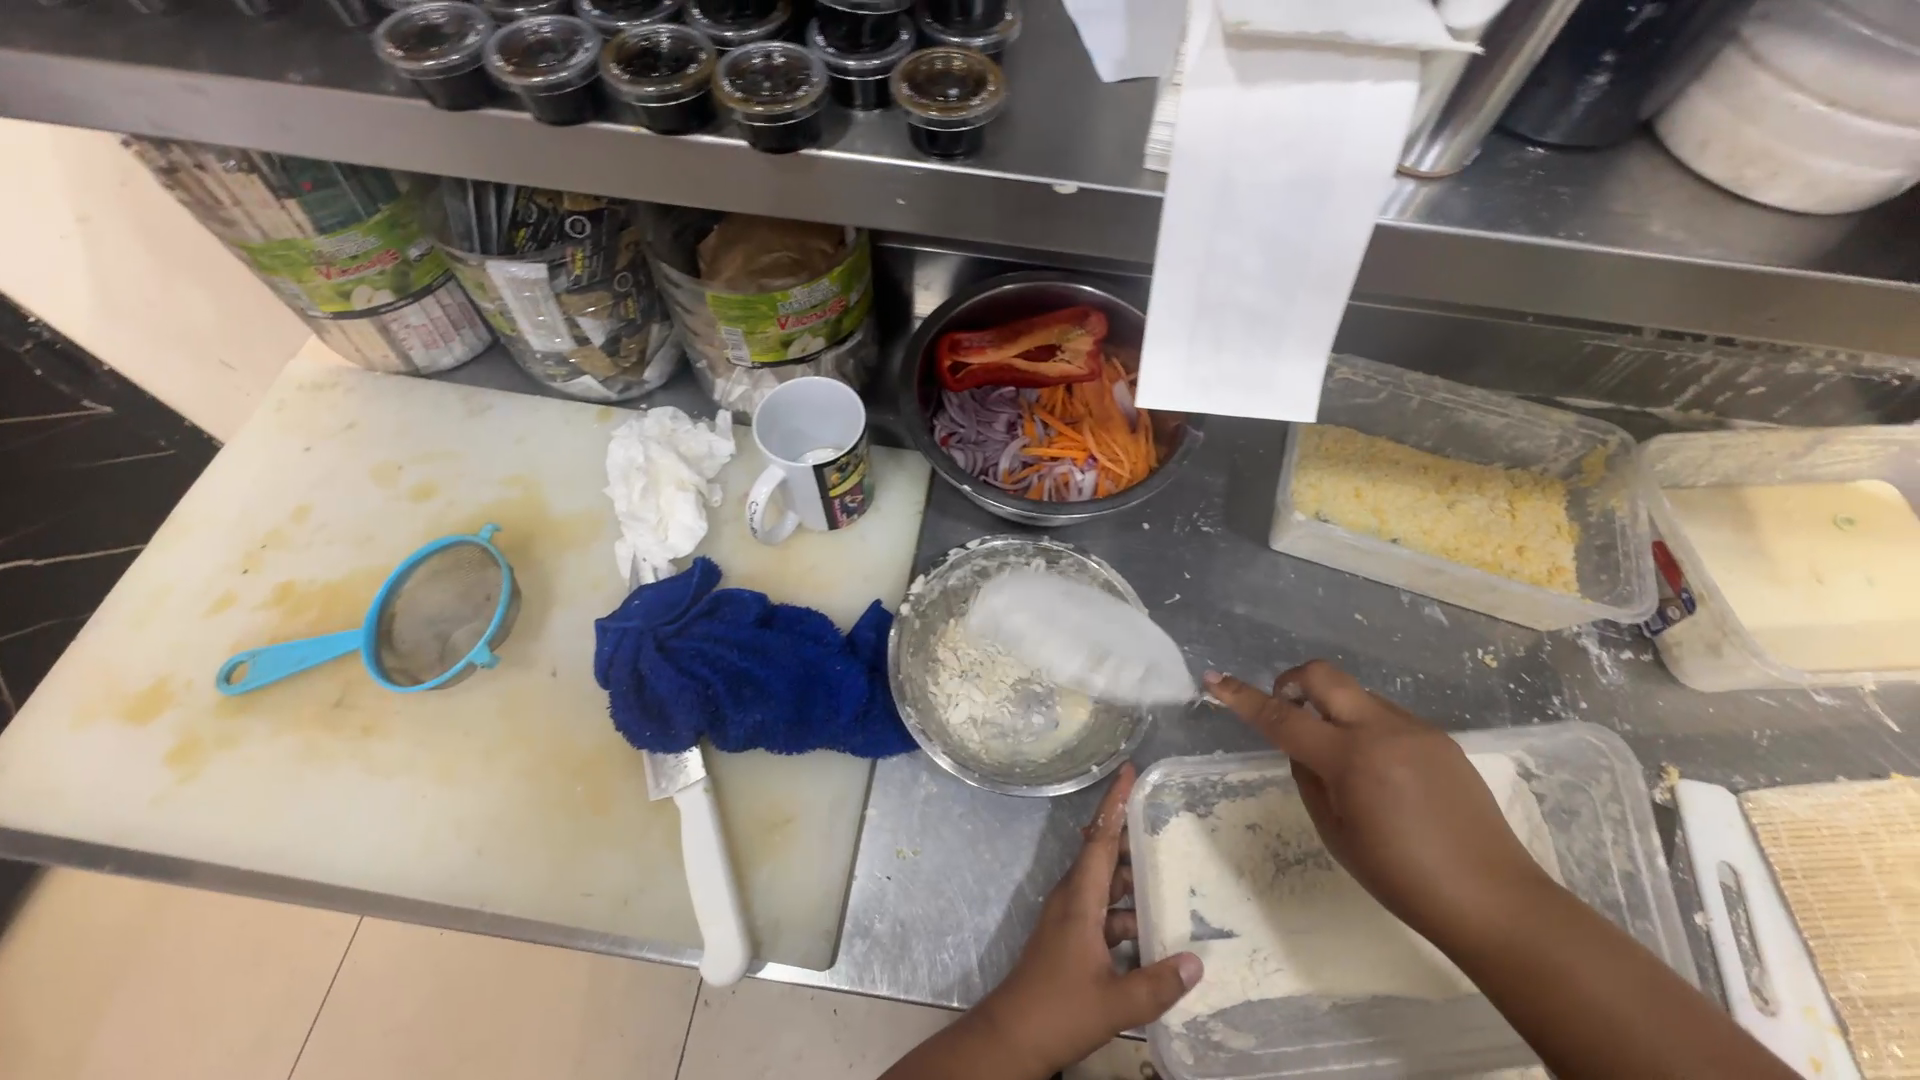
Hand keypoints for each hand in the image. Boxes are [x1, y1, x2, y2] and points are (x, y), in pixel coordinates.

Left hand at [977, 763, 1202, 1076]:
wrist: (1012, 1036)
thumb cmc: (1058, 1010)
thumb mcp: (1116, 1002)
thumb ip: (1158, 984)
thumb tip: (1197, 962)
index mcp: (1079, 900)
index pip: (1101, 839)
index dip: (1115, 803)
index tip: (1129, 770)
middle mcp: (1072, 899)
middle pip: (1104, 854)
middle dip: (1131, 834)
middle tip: (1166, 817)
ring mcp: (1069, 919)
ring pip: (1105, 885)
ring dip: (1133, 879)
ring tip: (1172, 872)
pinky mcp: (1070, 939)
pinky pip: (1104, 912)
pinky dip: (1128, 913)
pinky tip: (1155, 930)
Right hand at [1203, 661, 1554, 943]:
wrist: (1492, 897)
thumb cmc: (1401, 878)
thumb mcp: (1335, 832)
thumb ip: (1309, 778)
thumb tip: (1302, 746)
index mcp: (1352, 759)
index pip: (1282, 718)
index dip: (1242, 697)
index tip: (1214, 679)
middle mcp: (1384, 730)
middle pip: (1324, 675)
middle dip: (1292, 681)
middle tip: (1284, 707)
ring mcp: (1417, 730)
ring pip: (1357, 695)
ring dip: (1332, 710)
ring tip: (1338, 760)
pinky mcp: (1441, 740)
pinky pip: (1387, 717)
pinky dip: (1364, 728)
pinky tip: (1377, 774)